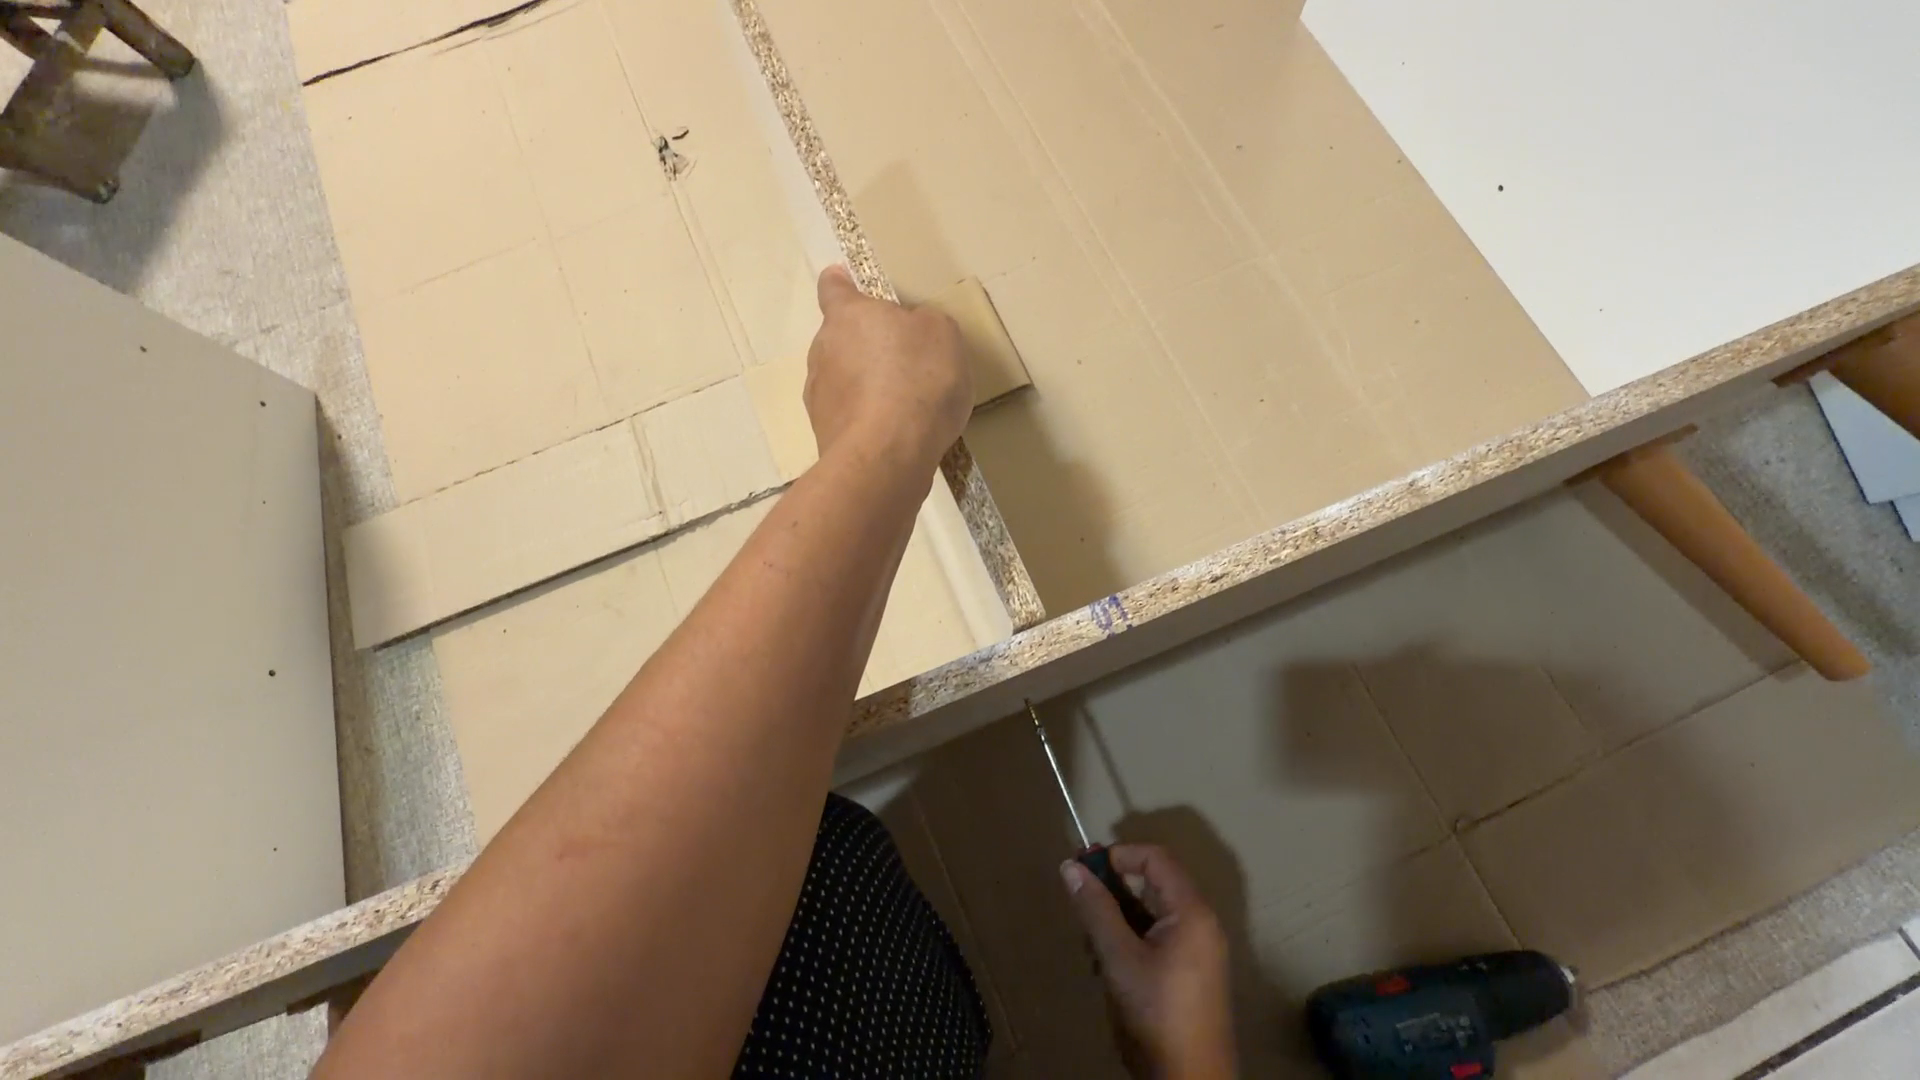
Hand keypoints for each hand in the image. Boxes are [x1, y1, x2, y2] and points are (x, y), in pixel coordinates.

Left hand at [804, 265, 970, 474]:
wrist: (887, 456)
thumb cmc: (917, 381)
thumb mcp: (943, 336)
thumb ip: (925, 324)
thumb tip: (913, 329)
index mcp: (848, 316)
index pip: (834, 287)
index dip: (843, 283)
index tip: (849, 282)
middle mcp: (822, 351)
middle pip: (841, 338)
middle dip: (866, 345)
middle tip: (902, 360)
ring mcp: (818, 396)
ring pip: (843, 380)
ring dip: (865, 386)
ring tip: (903, 405)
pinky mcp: (825, 434)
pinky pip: (850, 417)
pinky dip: (867, 420)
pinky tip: (895, 435)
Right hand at [1062, 846, 1235, 1079]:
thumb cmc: (1157, 1012)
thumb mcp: (1119, 957)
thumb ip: (1095, 909)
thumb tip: (1070, 866)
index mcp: (1192, 912)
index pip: (1157, 858)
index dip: (1120, 855)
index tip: (1086, 868)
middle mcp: (1201, 923)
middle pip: (1154, 883)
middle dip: (1113, 888)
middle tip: (1080, 900)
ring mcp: (1198, 950)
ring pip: (1151, 912)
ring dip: (1117, 917)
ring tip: (1091, 942)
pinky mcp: (1191, 972)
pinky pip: (1158, 936)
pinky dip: (1130, 939)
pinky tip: (1106, 964)